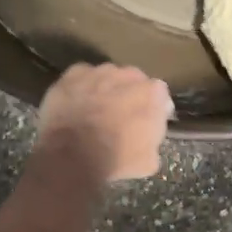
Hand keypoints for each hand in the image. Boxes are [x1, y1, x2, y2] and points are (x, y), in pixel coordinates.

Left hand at [35, 64, 172, 181]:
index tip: (145, 122)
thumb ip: (154, 137)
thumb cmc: (115, 160)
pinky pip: (81, 77)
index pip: (159, 93)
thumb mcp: (148, 160)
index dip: (152, 108)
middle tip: (119, 117)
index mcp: (152, 92)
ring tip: (93, 112)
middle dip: (129, 95)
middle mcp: (129, 74)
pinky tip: (75, 105)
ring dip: (104, 89)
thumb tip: (148, 133)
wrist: (72, 159)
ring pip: (107, 76)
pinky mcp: (72, 75)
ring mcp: (99, 72)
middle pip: (133, 80)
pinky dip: (80, 88)